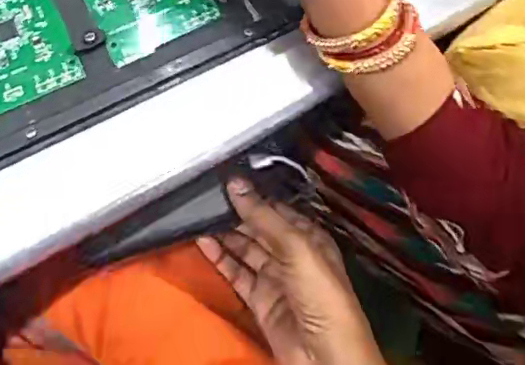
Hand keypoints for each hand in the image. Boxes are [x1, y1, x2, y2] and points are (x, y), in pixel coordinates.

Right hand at [198, 179, 383, 364]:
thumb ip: (262, 216)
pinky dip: (220, 259)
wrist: (326, 360)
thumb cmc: (320, 294)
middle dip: (234, 212)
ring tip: (198, 214)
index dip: (251, 194)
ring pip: (244, 248)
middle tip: (205, 194)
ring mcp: (274, 278)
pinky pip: (237, 274)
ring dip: (223, 233)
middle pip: (257, 227)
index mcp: (307, 236)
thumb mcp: (296, 247)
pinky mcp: (259, 301)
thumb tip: (234, 182)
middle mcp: (290, 253)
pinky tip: (203, 242)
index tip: (223, 178)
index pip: (274, 208)